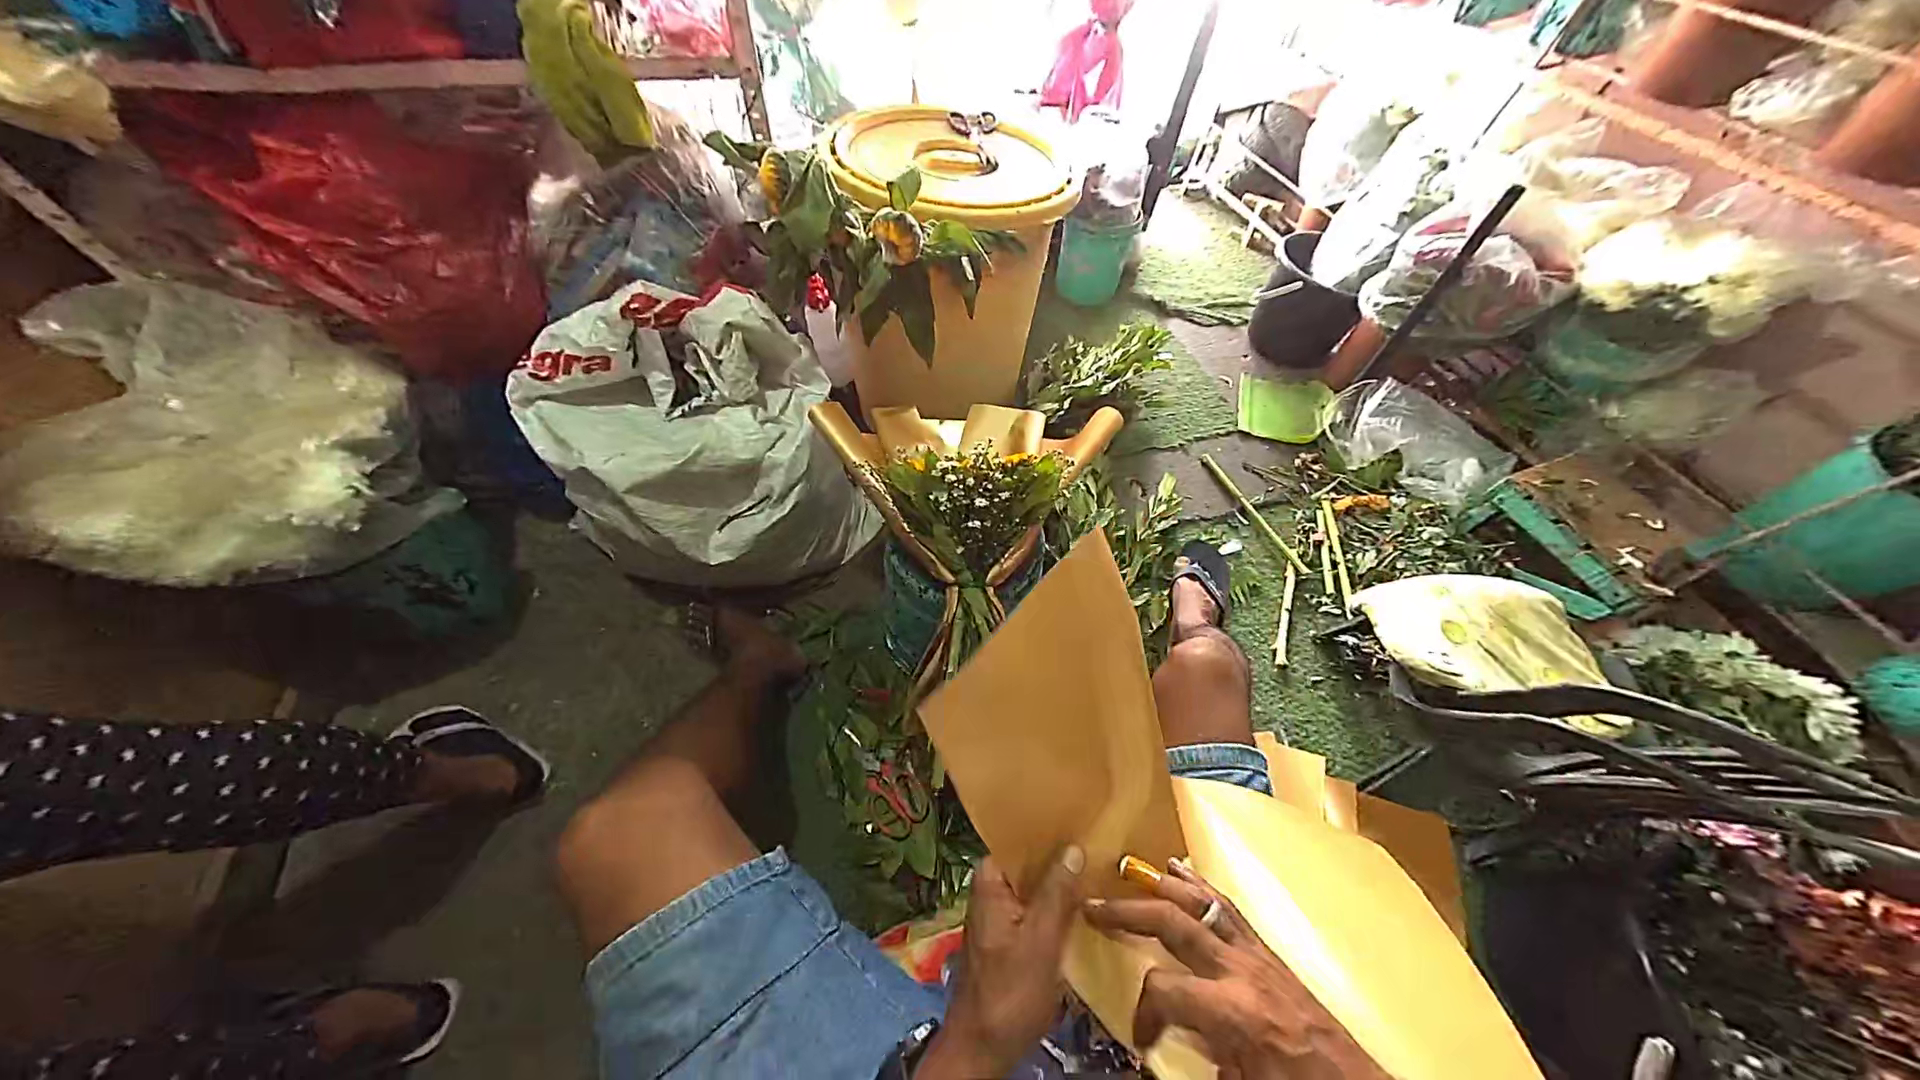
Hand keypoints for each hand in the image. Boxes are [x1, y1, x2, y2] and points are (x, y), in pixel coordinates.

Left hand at [915, 846, 1085, 1078]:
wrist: (983, 1046)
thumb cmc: (1009, 991)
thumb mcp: (1040, 941)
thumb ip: (1056, 894)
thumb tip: (1074, 847)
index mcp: (989, 880)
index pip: (1019, 839)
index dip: (1048, 830)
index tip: (1081, 818)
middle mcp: (991, 888)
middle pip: (1029, 862)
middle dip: (1060, 855)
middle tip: (1100, 842)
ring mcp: (1001, 912)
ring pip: (1035, 886)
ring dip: (1062, 882)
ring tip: (1099, 867)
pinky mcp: (1012, 934)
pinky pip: (1037, 907)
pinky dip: (1057, 905)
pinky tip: (1085, 904)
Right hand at [1083, 858, 1388, 1079]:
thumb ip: (1195, 1057)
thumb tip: (1152, 1057)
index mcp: (1230, 1010)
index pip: (1163, 988)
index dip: (1141, 1012)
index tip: (1140, 1038)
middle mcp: (1238, 969)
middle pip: (1171, 922)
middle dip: (1127, 913)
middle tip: (1093, 908)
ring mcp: (1254, 953)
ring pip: (1199, 904)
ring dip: (1160, 887)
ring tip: (1130, 874)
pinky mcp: (1267, 950)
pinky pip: (1227, 908)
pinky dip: (1199, 886)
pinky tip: (1181, 870)